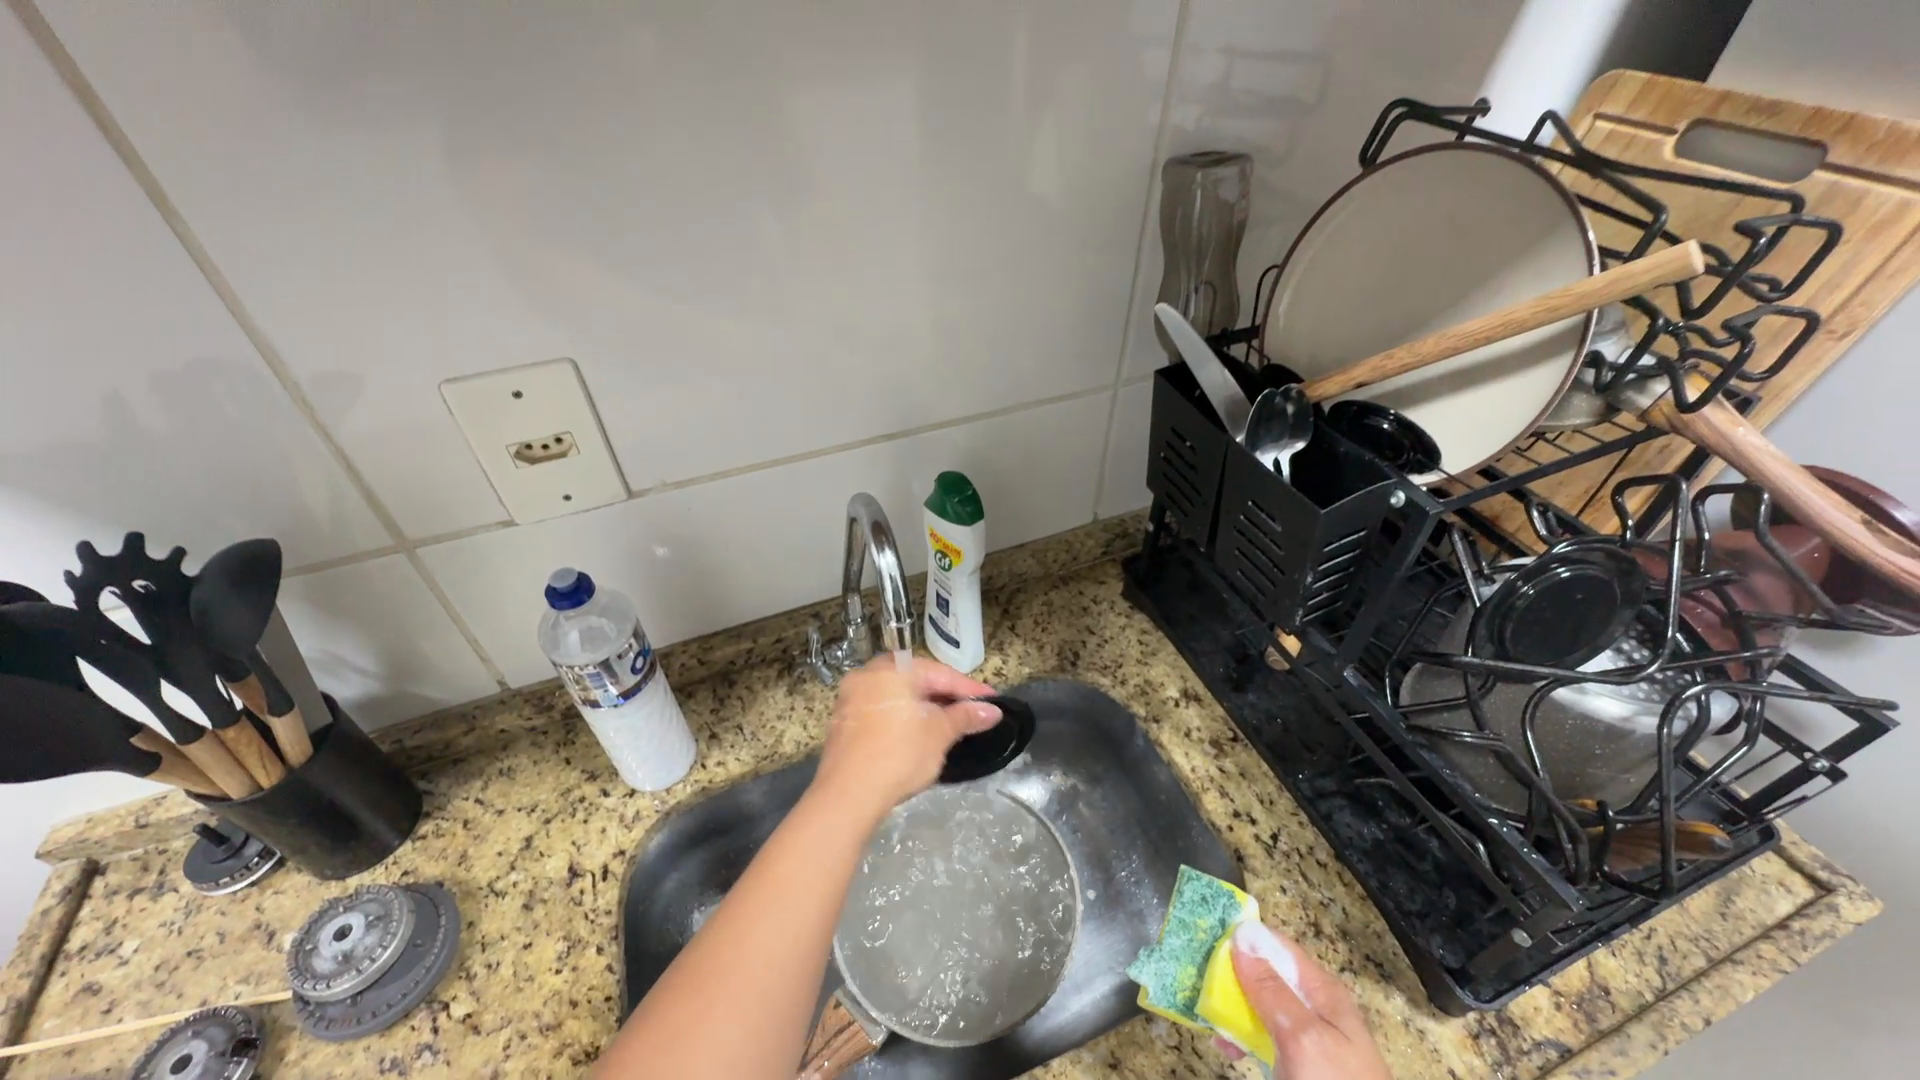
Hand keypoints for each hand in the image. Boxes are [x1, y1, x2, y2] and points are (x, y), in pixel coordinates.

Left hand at [811, 655, 1001, 819]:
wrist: (847, 795)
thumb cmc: (899, 755)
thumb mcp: (939, 734)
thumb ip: (965, 717)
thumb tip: (993, 711)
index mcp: (893, 669)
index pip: (940, 673)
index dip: (969, 688)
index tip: (992, 700)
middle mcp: (868, 674)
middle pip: (915, 679)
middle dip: (944, 694)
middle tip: (969, 708)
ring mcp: (851, 697)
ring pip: (896, 694)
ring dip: (922, 706)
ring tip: (946, 722)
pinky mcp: (843, 721)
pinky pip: (880, 709)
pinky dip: (901, 716)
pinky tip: (916, 732)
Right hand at [1215, 921, 1391, 1079]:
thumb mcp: (1301, 1036)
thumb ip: (1271, 988)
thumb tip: (1242, 936)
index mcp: (1321, 991)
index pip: (1278, 946)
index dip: (1245, 940)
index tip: (1207, 940)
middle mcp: (1313, 1007)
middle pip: (1266, 976)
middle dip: (1233, 978)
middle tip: (1201, 986)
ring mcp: (1305, 1037)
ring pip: (1260, 1007)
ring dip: (1233, 1010)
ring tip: (1210, 1023)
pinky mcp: (1296, 1064)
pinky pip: (1263, 1037)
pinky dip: (1242, 1037)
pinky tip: (1226, 1047)